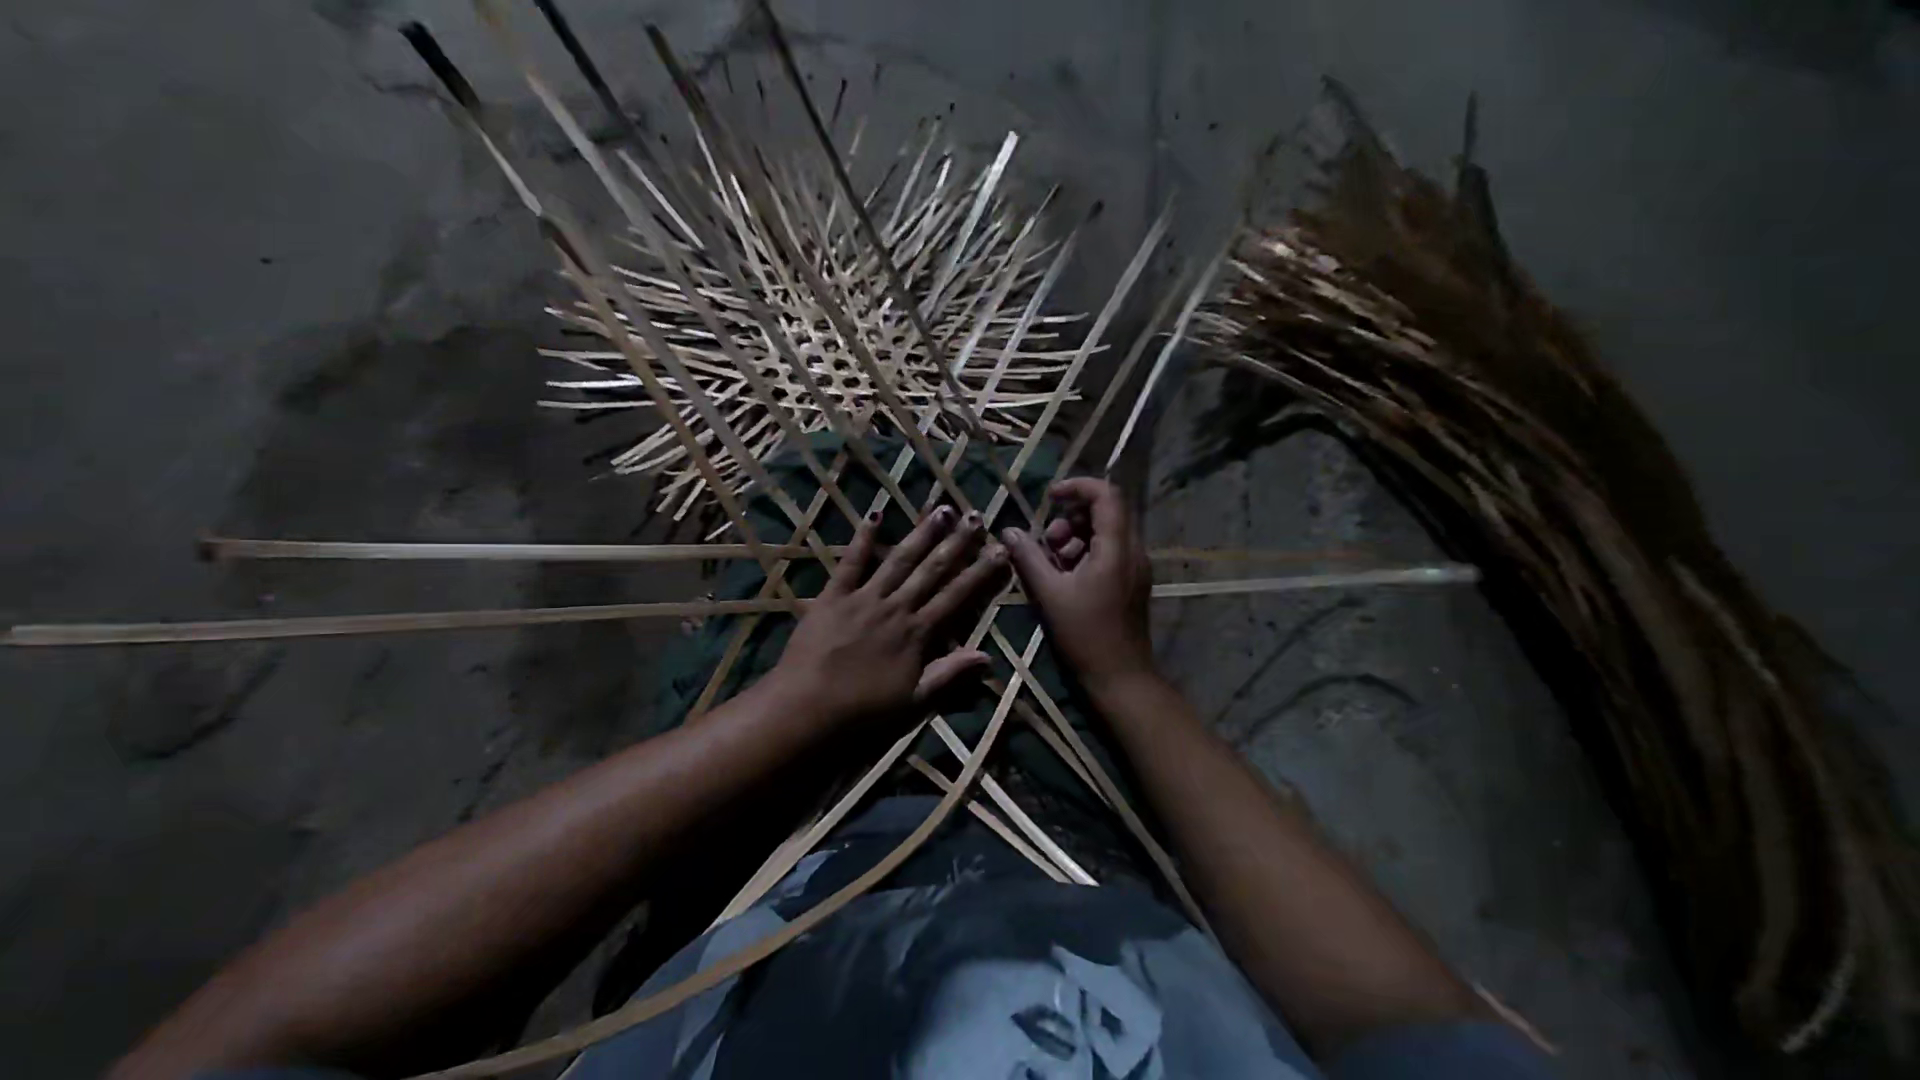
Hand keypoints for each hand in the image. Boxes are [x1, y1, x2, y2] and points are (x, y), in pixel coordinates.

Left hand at [768, 505, 1007, 731]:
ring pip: (899, 559)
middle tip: (975, 517)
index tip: (1000, 550)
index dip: (980, 573)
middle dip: (956, 543)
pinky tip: (876, 515)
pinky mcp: (833, 596)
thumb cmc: (862, 711)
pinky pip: (851, 562)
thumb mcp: (914, 702)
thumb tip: (987, 655)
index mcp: (916, 633)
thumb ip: (949, 675)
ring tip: (941, 509)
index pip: (956, 596)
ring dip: (922, 533)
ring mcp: (863, 598)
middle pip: (932, 570)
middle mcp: (895, 607)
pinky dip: (863, 538)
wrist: (806, 708)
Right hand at [1001, 478, 1156, 689]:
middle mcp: (1133, 551)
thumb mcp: (1049, 593)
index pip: (1106, 494)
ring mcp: (1135, 567)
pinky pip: (1109, 552)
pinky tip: (1065, 577)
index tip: (1050, 497)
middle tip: (1049, 542)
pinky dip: (1085, 554)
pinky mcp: (1131, 582)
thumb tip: (1008, 531)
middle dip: (1071, 518)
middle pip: (1105, 512)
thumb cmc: (1085, 635)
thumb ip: (1028, 557)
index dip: (1077, 486)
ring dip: (1075, 537)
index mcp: (1116, 548)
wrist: (1120, 677)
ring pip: (1105, 532)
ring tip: (1053, 563)